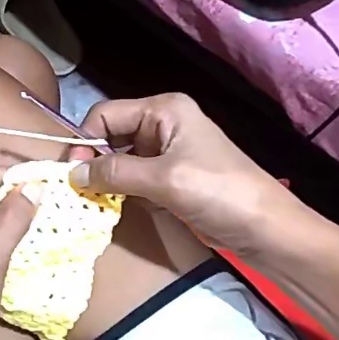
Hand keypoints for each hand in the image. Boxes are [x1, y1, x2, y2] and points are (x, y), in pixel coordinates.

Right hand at [68, 93, 302, 253]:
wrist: (266, 229)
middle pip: (111, 136)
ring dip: (107, 180)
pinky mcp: (170, 178)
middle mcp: (163, 124)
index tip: (75, 174)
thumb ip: (116, 174)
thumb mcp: (164, 180)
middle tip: (80, 191)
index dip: (87, 141)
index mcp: (164, 110)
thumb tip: (72, 173)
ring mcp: (167, 152)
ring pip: (120, 160)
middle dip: (95, 161)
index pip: (106, 114)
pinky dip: (122, 192)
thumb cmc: (219, 193)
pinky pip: (134, 179)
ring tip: (94, 202)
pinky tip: (114, 208)